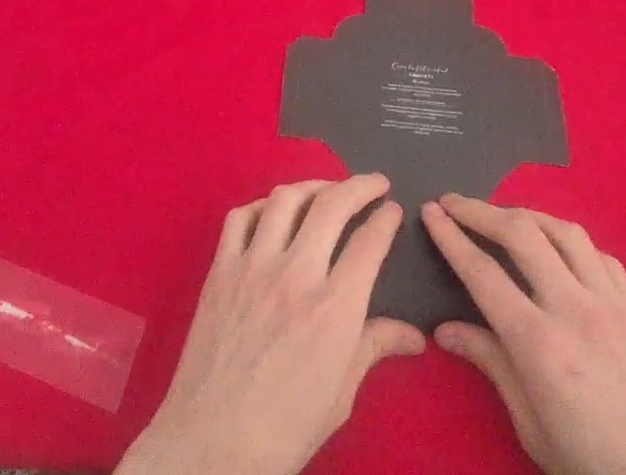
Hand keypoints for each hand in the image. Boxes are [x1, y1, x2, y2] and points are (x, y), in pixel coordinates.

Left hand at [117, 175, 425, 474]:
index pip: (369, 242)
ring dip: (312, 186)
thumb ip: (374, 347)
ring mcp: (252, 267)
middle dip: (359, 186)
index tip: (393, 209)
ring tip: (326, 189)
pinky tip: (273, 211)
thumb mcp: (341, 393)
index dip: (386, 218)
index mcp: (334, 307)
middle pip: (331, 205)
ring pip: (284, 200)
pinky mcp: (220, 270)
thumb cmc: (286, 426)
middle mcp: (295, 274)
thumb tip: (414, 336)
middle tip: (373, 183)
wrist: (211, 441)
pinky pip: (239, 218)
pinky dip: (261, 205)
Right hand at [423, 195, 625, 474]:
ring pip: (566, 234)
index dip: (451, 237)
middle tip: (454, 202)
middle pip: (523, 235)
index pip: (483, 273)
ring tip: (502, 215)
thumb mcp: (531, 426)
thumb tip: (445, 330)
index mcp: (540, 344)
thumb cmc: (592, 464)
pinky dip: (573, 242)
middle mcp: (577, 310)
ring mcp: (616, 306)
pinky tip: (560, 249)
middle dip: (481, 211)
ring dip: (527, 214)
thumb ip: (491, 365)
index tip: (430, 212)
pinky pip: (604, 258)